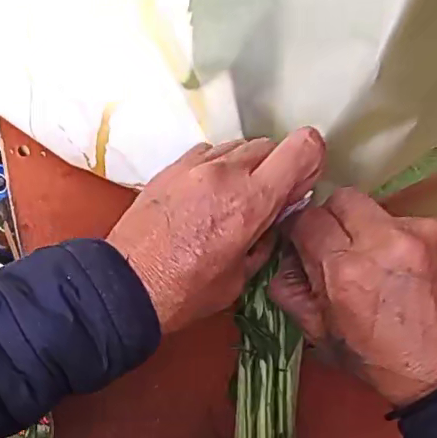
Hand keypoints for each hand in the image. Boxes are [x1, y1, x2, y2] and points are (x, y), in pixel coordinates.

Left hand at [107, 129, 324, 334]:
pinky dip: (219, 168)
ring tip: (235, 201)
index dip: (310, 163)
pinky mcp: (172, 167)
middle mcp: (226, 172)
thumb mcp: (240, 278)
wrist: (126, 285)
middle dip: (278, 169)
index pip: (302, 147)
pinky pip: (210, 154)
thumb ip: (265, 240)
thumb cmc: (185, 291)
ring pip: (239, 146)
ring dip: (247, 167)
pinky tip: (209, 196)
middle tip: (268, 202)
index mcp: (251, 201)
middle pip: (271, 145)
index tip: (299, 188)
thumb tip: (276, 219)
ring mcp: (195, 165)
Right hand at [271, 188, 436, 407]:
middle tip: (335, 249)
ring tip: (371, 262)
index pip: (306, 219)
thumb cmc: (382, 361)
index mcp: (344, 272)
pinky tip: (398, 267)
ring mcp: (414, 232)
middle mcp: (380, 242)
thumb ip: (291, 291)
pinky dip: (392, 237)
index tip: (304, 245)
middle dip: (331, 220)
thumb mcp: (320, 336)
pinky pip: (401, 219)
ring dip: (362, 228)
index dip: (300, 232)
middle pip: (339, 199)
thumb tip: (284, 259)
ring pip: (371, 206)